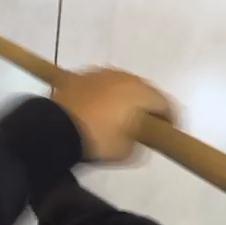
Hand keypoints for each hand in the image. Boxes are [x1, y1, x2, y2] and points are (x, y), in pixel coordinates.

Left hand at [51, 68, 172, 164]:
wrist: (55, 127)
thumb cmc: (97, 140)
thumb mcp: (128, 151)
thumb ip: (142, 143)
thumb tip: (141, 137)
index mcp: (140, 93)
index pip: (165, 104)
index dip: (170, 119)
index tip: (169, 132)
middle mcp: (124, 77)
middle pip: (144, 90)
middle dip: (147, 106)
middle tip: (146, 124)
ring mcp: (101, 73)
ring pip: (122, 84)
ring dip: (125, 98)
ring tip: (120, 116)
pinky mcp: (82, 74)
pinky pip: (102, 85)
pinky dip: (105, 94)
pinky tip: (99, 109)